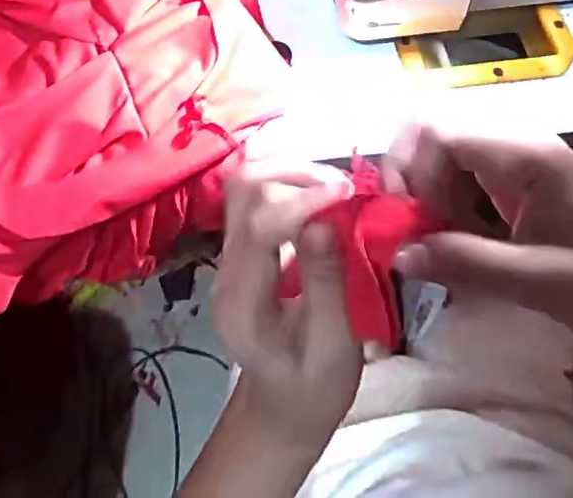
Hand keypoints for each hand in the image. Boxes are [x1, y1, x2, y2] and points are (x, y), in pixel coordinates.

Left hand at [211, 160, 362, 444]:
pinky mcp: (239, 242)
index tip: (348, 194)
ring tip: (334, 185)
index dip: (303, 200)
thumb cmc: (313, 388)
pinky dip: (287, 177)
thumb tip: (323, 221)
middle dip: (297, 176)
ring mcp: (227, 252)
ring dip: (290, 169)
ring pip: (244, 180)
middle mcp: (225, 268)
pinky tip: (319, 190)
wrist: (282, 403)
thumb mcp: (334, 349)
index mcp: (242, 303)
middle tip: (345, 189)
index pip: (259, 227)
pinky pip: (254, 191)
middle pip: (244, 190)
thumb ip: (327, 284)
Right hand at [384, 118, 572, 342]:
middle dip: (408, 169)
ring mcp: (513, 153)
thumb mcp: (537, 281)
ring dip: (423, 184)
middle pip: (434, 126)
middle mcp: (514, 140)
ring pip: (441, 144)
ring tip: (431, 231)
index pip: (442, 133)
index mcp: (526, 154)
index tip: (410, 222)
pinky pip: (458, 167)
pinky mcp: (511, 172)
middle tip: (406, 219)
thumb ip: (467, 263)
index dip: (413, 171)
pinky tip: (453, 230)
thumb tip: (398, 254)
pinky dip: (442, 195)